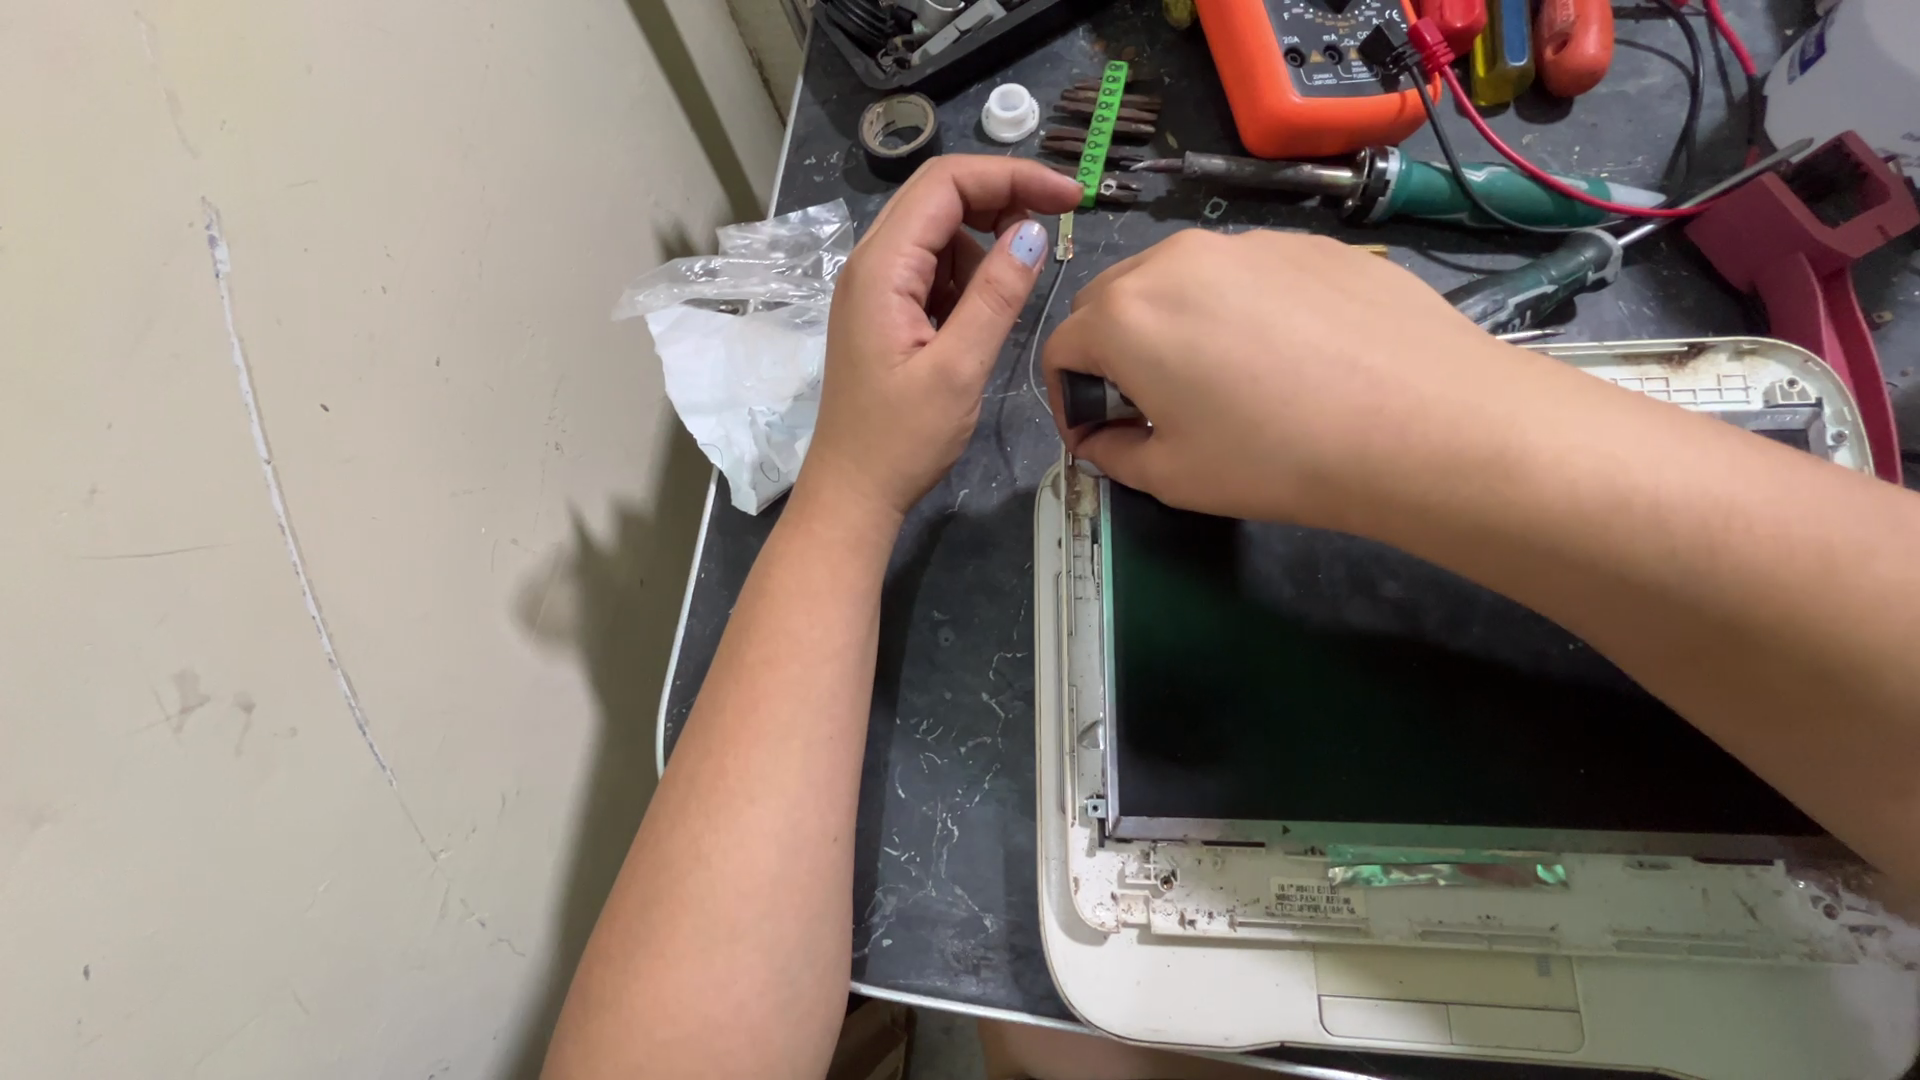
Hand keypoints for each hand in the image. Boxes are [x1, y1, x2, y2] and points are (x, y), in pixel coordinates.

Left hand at [798, 156, 1083, 520]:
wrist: (854, 491)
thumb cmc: (901, 441)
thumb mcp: (958, 370)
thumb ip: (996, 296)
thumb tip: (1033, 233)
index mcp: (881, 268)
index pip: (946, 183)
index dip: (1012, 176)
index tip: (1068, 199)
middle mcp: (870, 265)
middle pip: (938, 197)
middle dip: (1001, 201)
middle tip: (1054, 230)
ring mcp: (873, 289)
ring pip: (937, 235)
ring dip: (983, 246)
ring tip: (1009, 297)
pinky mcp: (883, 314)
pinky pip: (929, 272)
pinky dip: (965, 279)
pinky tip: (980, 317)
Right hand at [1044, 228, 1517, 527]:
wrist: (1424, 424)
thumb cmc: (1274, 458)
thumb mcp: (1171, 476)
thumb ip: (1111, 453)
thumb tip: (1098, 436)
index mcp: (1124, 316)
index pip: (1060, 347)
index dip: (1067, 397)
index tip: (1096, 433)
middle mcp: (1173, 260)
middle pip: (1109, 302)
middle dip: (1110, 353)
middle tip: (1149, 404)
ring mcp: (1246, 243)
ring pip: (1175, 281)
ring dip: (1169, 325)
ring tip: (1218, 378)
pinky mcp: (1306, 242)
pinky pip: (1241, 273)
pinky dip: (1232, 309)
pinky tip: (1283, 356)